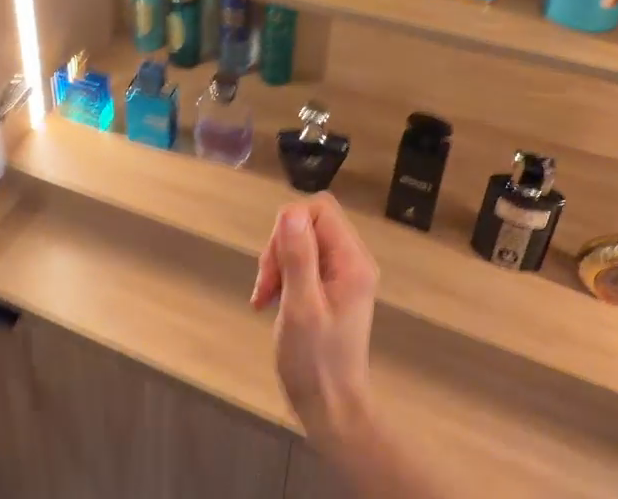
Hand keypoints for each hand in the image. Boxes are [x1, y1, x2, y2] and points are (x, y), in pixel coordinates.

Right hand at [251, 194, 378, 442]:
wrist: (331, 409)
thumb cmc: (315, 362)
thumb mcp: (301, 307)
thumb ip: (298, 257)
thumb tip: (290, 211)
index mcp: (352, 261)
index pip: (319, 209)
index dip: (289, 226)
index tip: (275, 263)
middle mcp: (351, 261)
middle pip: (308, 223)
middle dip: (279, 247)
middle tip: (267, 285)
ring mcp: (342, 275)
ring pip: (300, 242)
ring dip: (277, 264)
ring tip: (265, 297)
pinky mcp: (330, 289)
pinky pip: (301, 262)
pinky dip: (281, 276)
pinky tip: (269, 302)